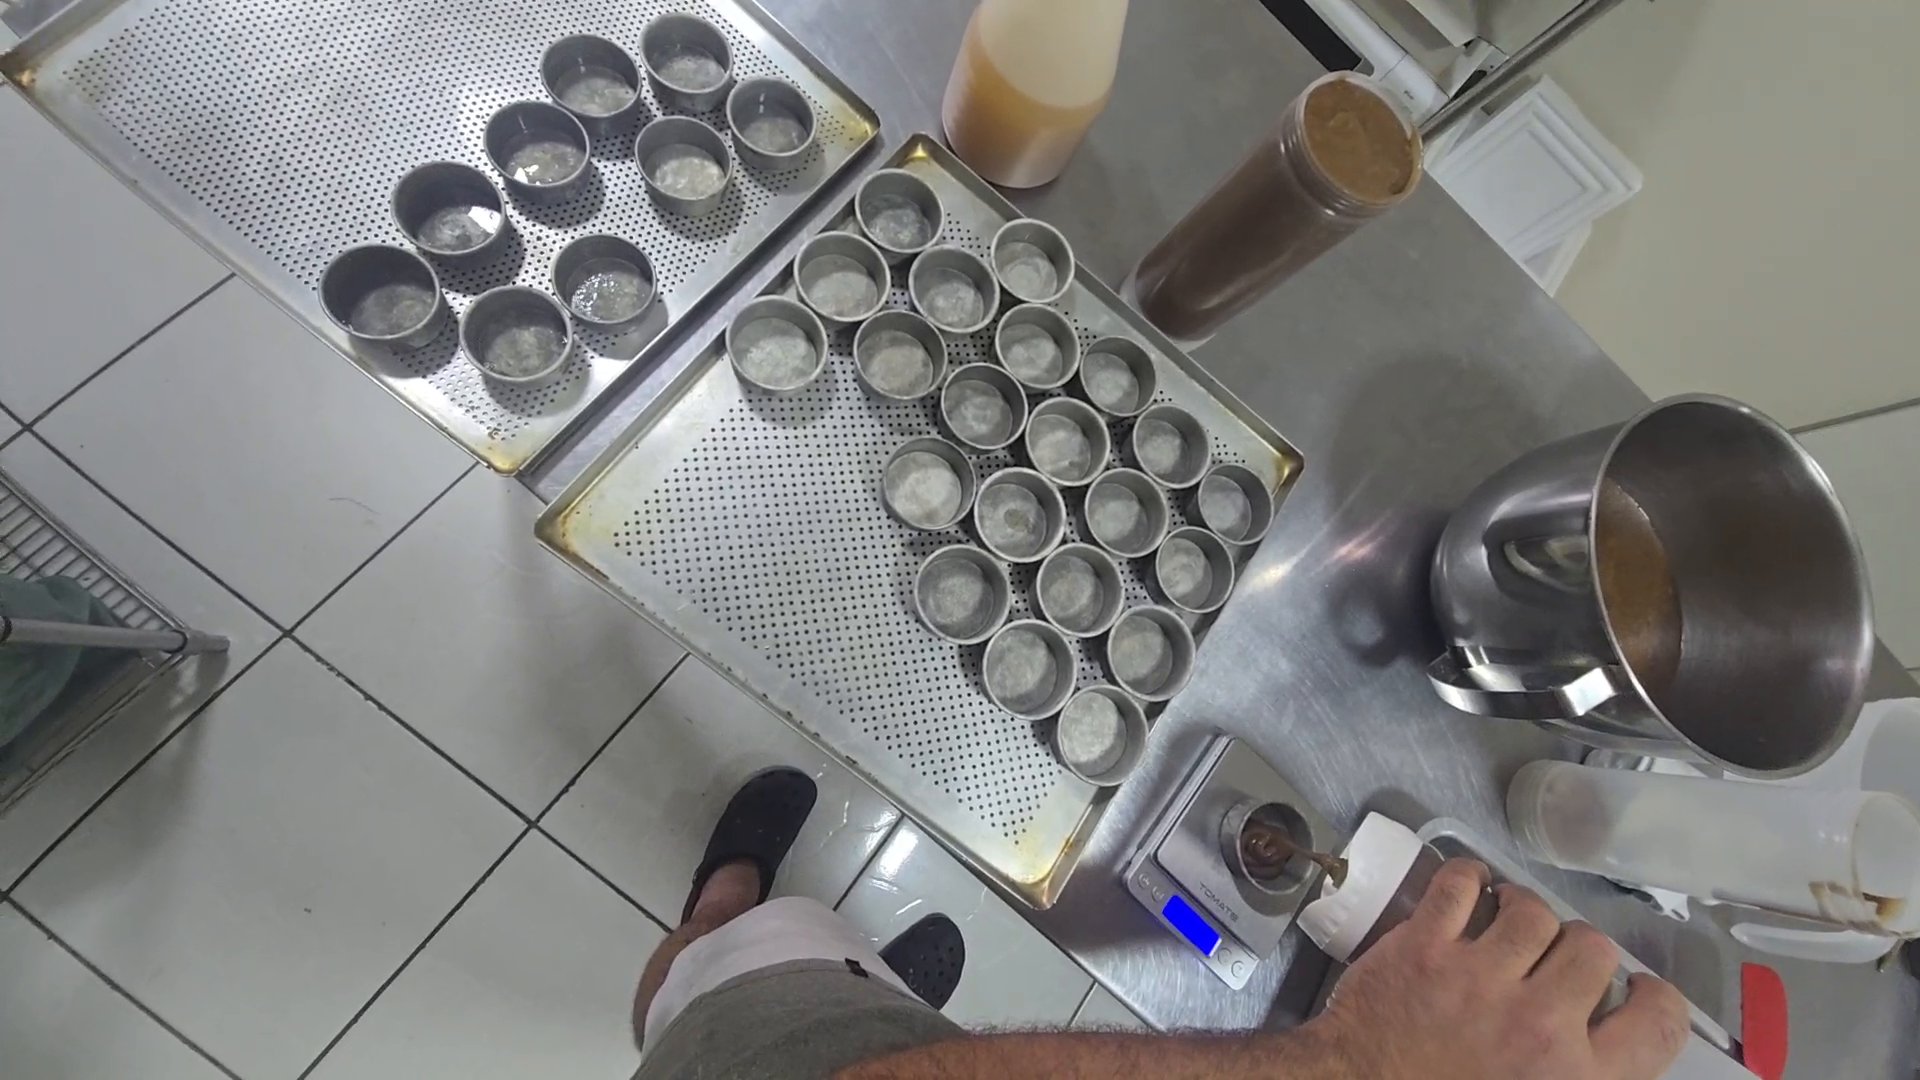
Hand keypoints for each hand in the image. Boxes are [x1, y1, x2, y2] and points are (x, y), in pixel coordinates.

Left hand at [1303, 859, 1690, 1079]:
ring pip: (1530, 910)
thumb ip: (1581, 1078)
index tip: (1635, 986)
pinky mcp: (1423, 944)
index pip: (1656, 1022)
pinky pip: (1457, 886)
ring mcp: (1478, 976)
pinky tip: (1471, 878)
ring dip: (1525, 904)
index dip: (1656, 997)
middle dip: (1580, 941)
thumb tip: (1604, 1049)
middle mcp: (1540, 1020)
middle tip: (1556, 947)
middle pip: (1591, 948)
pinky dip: (1467, 872)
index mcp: (1584, 1077)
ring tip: (1510, 909)